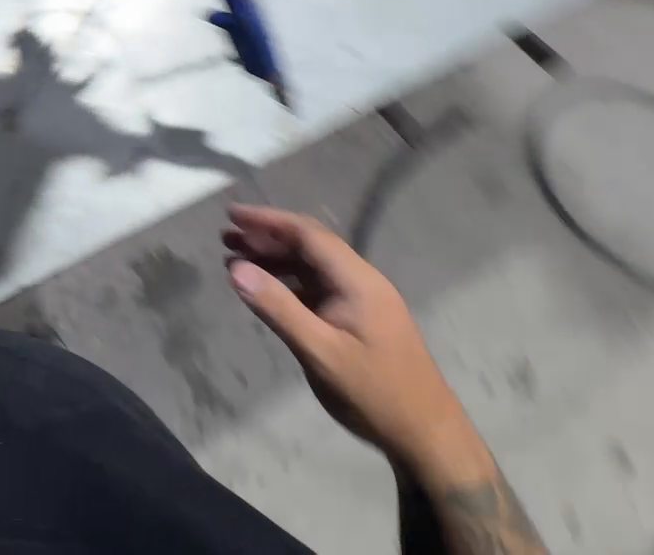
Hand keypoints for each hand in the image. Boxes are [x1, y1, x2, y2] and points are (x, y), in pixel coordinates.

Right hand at [222, 205, 491, 482]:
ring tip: (234, 259)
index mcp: (357, 281)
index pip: (308, 234)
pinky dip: (286, 281)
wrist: (428, 438)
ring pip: (311, 266)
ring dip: (274, 258)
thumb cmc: (374, 393)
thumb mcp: (320, 352)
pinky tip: (264, 289)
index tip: (231, 215)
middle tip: (225, 238)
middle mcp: (361, 282)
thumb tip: (235, 269)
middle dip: (266, 237)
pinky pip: (316, 286)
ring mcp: (361, 300)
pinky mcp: (357, 318)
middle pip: (309, 245)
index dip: (268, 220)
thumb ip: (278, 307)